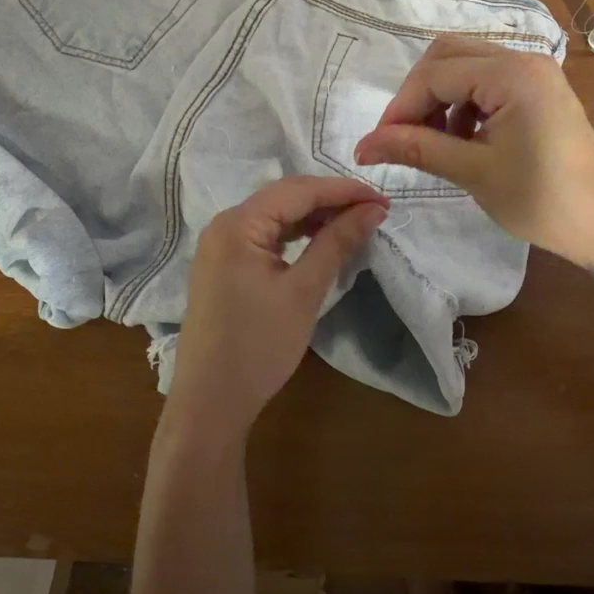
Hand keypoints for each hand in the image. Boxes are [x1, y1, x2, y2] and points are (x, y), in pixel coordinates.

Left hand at [169, 176, 388, 431]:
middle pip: (285, 197)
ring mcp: (221, 246)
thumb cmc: (258, 346)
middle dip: (331, 200)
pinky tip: (321, 241)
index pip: (298, 191)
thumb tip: (373, 210)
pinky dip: (296, 234)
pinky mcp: (224, 265)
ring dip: (315, 216)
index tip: (383, 199)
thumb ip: (337, 243)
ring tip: (355, 224)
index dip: (343, 190)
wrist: (210, 402)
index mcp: (238, 224)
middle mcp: (224, 225)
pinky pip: (265, 236)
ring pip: (276, 216)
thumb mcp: (303, 291)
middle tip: (375, 210)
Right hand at [353, 36, 593, 265]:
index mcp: (512, 74)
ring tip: (434, 144)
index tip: (379, 145)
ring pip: (467, 66)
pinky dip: (465, 103)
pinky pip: (489, 81)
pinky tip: (462, 140)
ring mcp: (536, 72)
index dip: (401, 107)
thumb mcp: (473, 172)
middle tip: (403, 137)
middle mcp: (524, 59)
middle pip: (449, 55)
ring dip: (441, 98)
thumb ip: (417, 148)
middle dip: (419, 94)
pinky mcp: (540, 89)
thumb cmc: (541, 200)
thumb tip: (364, 146)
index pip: (436, 74)